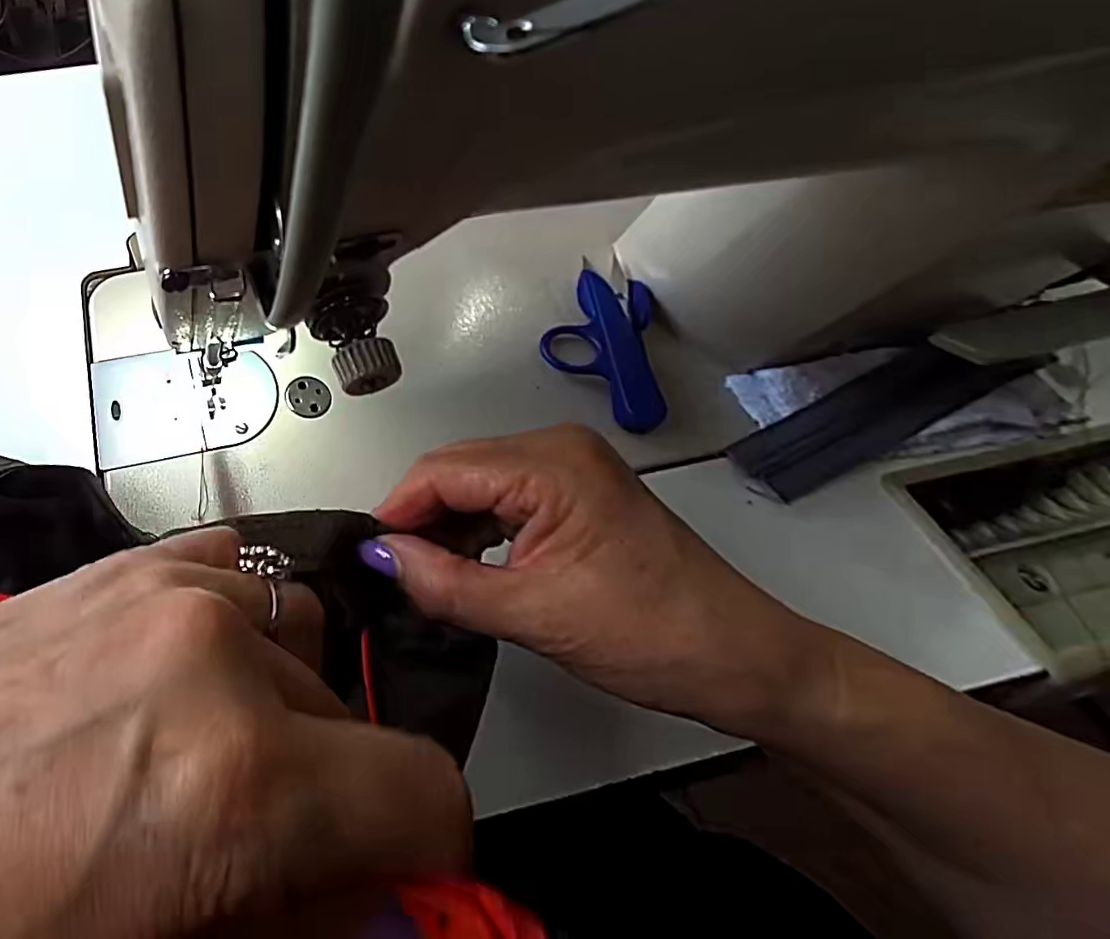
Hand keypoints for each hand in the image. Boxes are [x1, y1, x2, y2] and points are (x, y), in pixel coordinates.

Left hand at [0, 529, 470, 938]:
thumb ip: (288, 930)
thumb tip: (367, 895)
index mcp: (235, 774)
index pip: (425, 790)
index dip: (426, 850)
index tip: (388, 877)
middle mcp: (215, 653)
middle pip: (351, 718)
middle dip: (332, 792)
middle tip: (257, 846)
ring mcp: (163, 590)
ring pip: (295, 636)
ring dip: (280, 701)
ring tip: (203, 752)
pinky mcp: (115, 564)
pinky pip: (228, 572)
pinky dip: (231, 625)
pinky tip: (174, 669)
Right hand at [369, 424, 836, 734]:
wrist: (741, 660)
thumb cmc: (662, 634)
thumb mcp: (534, 614)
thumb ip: (445, 583)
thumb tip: (383, 559)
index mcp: (552, 464)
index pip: (441, 470)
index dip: (397, 510)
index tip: (369, 553)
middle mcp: (558, 450)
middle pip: (454, 469)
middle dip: (416, 517)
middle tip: (391, 569)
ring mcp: (567, 468)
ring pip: (473, 483)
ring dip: (443, 525)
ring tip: (423, 574)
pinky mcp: (570, 491)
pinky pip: (499, 497)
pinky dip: (472, 528)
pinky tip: (459, 564)